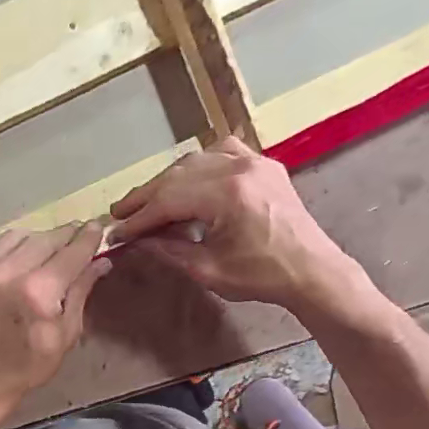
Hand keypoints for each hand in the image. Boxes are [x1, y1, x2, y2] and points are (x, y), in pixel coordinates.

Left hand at [0, 222, 111, 421]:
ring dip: (38, 237)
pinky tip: (19, 253)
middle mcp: (8, 274)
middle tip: (77, 233)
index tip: (97, 226)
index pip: (71, 253)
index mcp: (38, 293)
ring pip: (18, 236)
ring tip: (48, 246)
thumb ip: (81, 292)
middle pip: (46, 239)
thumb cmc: (28, 365)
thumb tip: (100, 261)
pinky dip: (11, 244)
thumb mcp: (66, 334)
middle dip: (65, 234)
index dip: (87, 237)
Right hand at [109, 137, 376, 318]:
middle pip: (176, 176)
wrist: (312, 271)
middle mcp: (238, 168)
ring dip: (167, 180)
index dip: (138, 217)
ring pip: (195, 161)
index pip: (168, 200)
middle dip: (146, 196)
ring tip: (147, 200)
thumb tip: (135, 240)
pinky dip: (199, 163)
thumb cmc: (261, 276)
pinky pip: (222, 152)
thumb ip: (168, 249)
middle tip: (121, 214)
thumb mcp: (207, 269)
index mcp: (227, 195)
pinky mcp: (263, 164)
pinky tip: (188, 178)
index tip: (116, 231)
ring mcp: (253, 162)